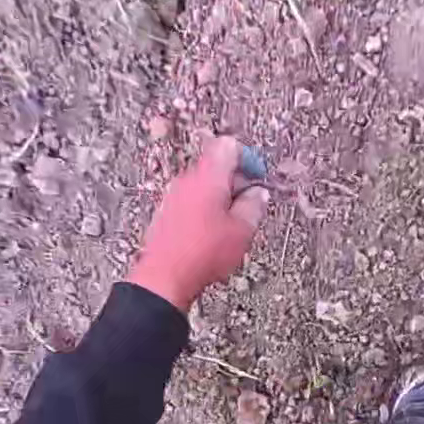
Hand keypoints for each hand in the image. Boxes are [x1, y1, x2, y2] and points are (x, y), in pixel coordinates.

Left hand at [127, 136, 269, 311]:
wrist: (165, 277)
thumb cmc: (202, 253)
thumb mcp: (242, 230)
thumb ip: (254, 206)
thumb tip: (258, 194)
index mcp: (209, 177)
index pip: (229, 147)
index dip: (249, 160)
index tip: (257, 179)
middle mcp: (188, 180)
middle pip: (217, 166)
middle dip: (237, 183)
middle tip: (250, 206)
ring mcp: (175, 195)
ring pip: (205, 185)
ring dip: (223, 199)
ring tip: (233, 226)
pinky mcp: (168, 212)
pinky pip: (193, 201)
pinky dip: (207, 210)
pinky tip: (214, 234)